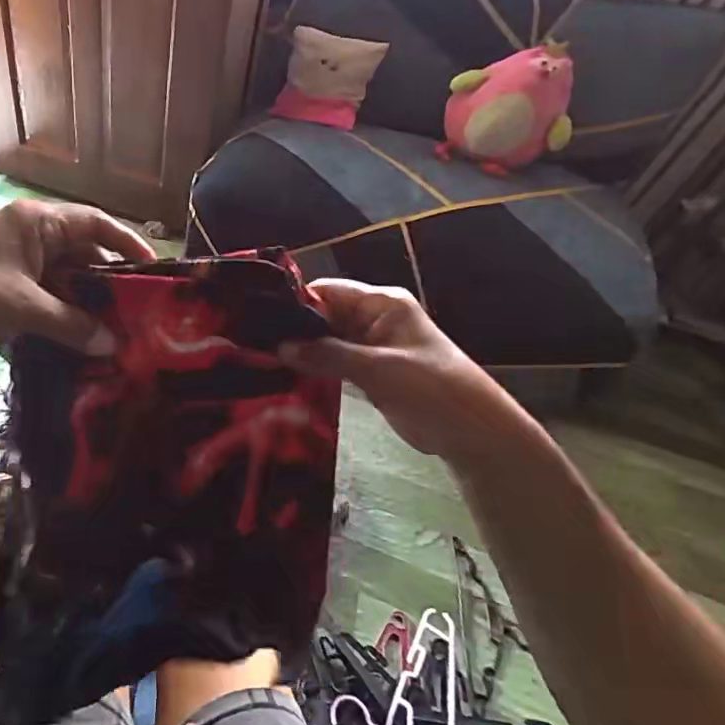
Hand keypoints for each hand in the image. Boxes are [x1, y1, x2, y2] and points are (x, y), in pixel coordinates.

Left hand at [0, 200, 155, 350]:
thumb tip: (111, 345)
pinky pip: (41, 296)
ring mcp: (15, 260)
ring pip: (61, 280)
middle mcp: (30, 235)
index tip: (154, 271)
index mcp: (38, 222)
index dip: (128, 245)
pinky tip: (76, 341)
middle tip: (136, 316)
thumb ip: (69, 325)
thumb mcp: (23, 306)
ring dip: (81, 305)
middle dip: (106, 285)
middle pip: (82, 255)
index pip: (97, 224)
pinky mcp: (2, 285)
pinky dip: (57, 316)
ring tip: (112, 335)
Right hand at [278, 280, 532, 460]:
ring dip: (300, 351)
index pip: (327, 291)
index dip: (295, 302)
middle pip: (321, 315)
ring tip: (262, 361)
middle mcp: (372, 319)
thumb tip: (280, 347)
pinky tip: (285, 377)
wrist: (471, 432)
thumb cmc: (432, 389)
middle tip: (254, 346)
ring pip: (322, 341)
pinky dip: (311, 369)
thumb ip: (327, 355)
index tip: (261, 320)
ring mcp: (368, 346)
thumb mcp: (378, 369)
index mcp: (381, 304)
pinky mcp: (365, 372)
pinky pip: (330, 363)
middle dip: (292, 330)